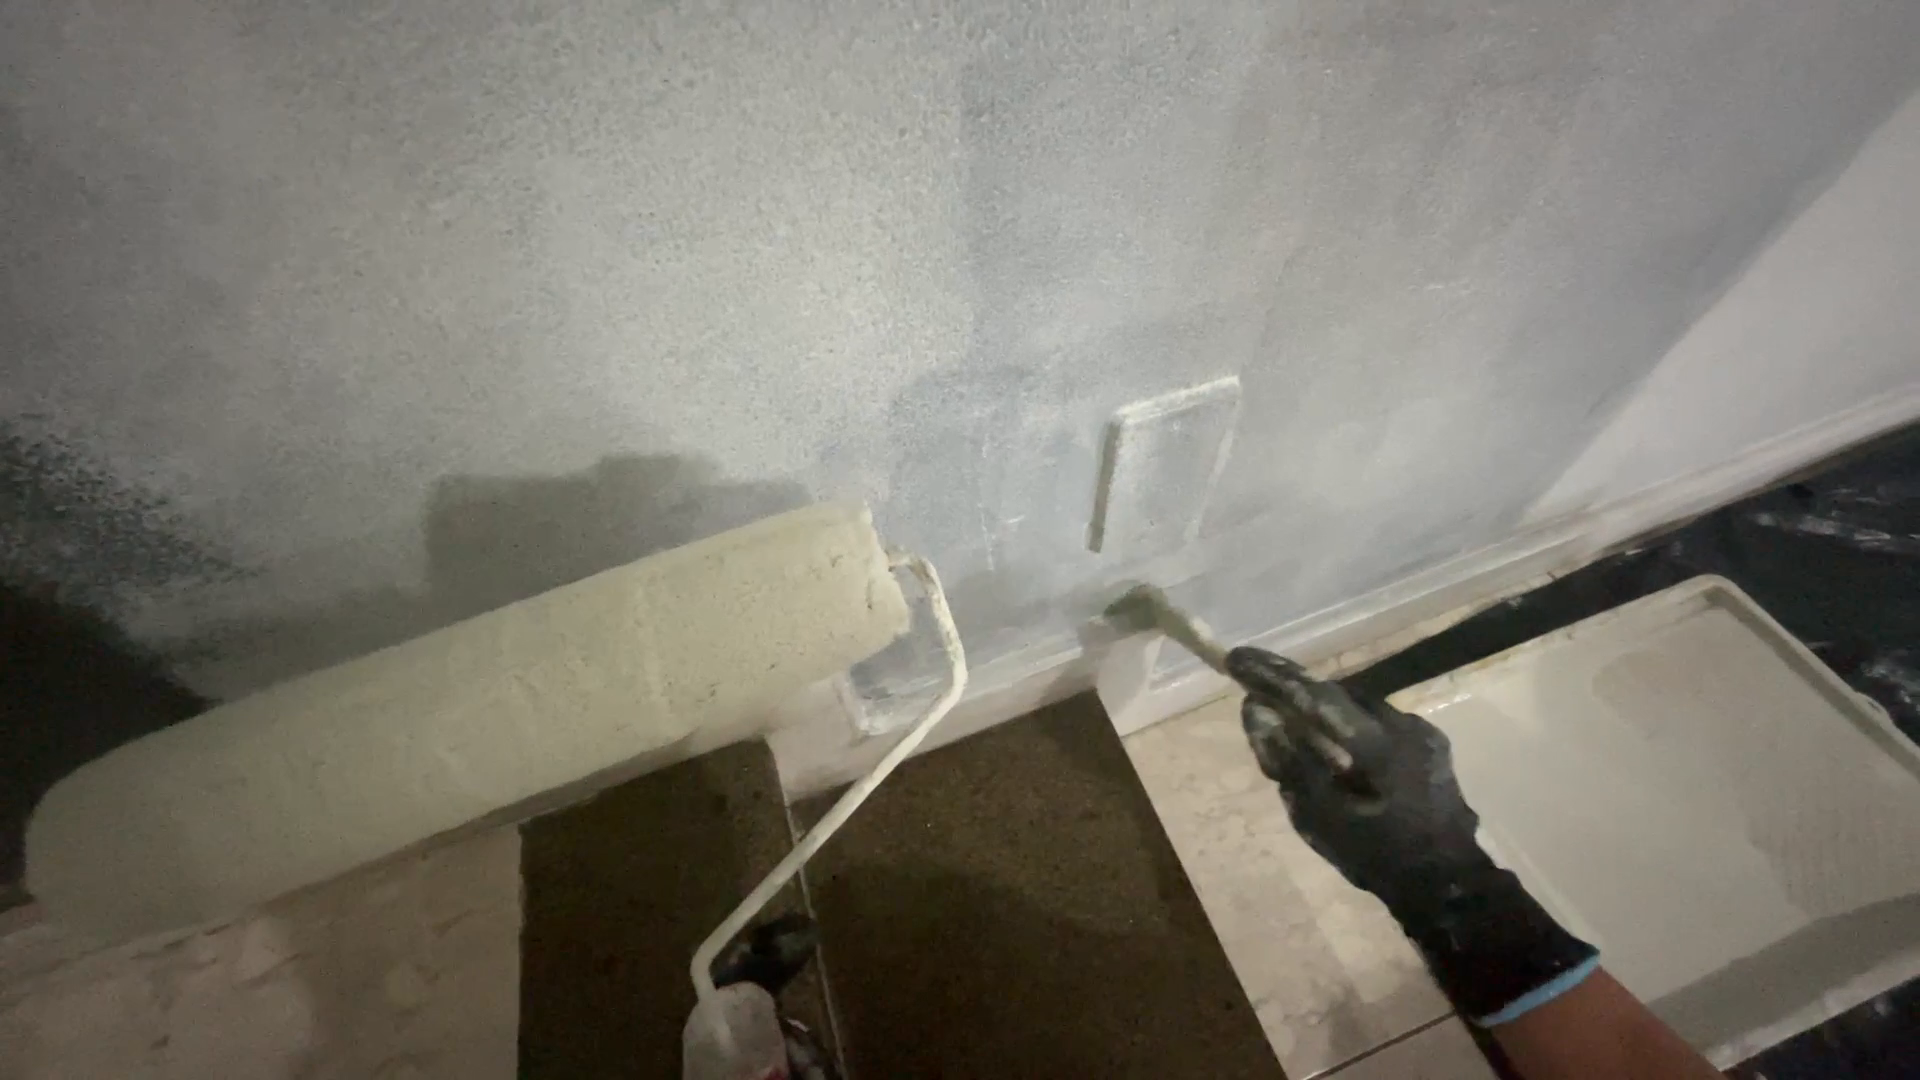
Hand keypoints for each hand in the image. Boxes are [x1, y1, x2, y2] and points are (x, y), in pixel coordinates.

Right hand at [1229, 648, 1487, 926]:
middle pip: (1333, 692)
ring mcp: (1419, 732)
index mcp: (1375, 743)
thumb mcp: (1319, 814)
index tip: (1236, 658)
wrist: (1450, 889)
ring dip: (1317, 704)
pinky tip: (1329, 741)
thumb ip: (1287, 758)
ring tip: (1285, 710)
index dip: (1270, 675)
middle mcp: (1401, 725)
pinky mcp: (1428, 745)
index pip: (1312, 695)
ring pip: (1353, 705)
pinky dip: (1342, 722)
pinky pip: (1372, 721)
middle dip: (1291, 683)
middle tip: (1252, 671)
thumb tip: (1256, 710)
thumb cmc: (1376, 855)